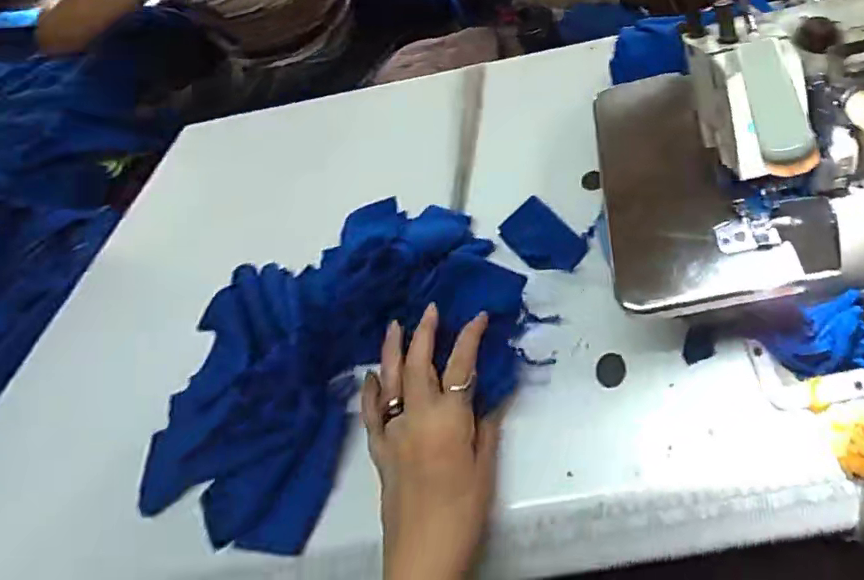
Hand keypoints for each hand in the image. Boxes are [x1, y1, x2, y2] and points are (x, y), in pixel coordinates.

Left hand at [361, 305, 501, 579]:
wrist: (422, 558)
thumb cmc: (463, 510)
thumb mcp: (485, 464)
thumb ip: (487, 423)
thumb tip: (493, 392)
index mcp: (449, 417)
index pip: (461, 364)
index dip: (471, 336)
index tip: (480, 315)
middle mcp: (417, 417)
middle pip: (419, 364)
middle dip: (426, 332)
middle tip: (431, 308)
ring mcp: (394, 434)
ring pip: (391, 382)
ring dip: (392, 351)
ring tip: (394, 326)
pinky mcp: (380, 453)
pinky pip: (371, 414)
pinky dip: (370, 391)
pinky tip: (371, 377)